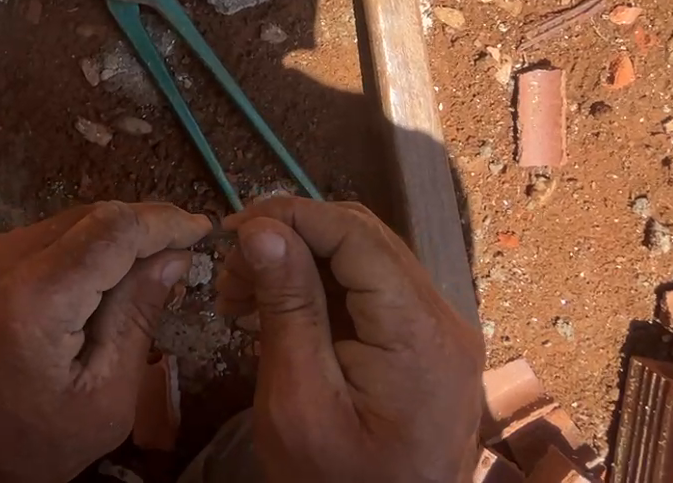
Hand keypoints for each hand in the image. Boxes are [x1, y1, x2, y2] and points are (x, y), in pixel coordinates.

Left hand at [0, 201, 209, 481]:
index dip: (163, 221)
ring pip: (70, 219)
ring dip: (115, 232)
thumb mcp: (103, 399)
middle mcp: (7, 256)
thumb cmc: (27, 442)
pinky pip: (47, 233)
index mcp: (37, 297)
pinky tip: (107, 271)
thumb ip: (137, 316)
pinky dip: (84, 243)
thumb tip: (173, 255)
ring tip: (153, 260)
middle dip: (144, 223)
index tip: (202, 228)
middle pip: (92, 215)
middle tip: (184, 244)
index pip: (113, 229)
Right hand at [217, 197, 482, 482]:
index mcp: (420, 334)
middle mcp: (442, 319)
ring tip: (240, 293)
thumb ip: (287, 306)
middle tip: (230, 269)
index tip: (231, 232)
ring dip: (296, 258)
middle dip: (287, 236)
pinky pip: (366, 286)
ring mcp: (436, 332)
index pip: (354, 233)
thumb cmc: (335, 482)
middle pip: (359, 236)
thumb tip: (261, 226)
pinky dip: (314, 284)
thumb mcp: (298, 399)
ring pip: (359, 254)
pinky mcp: (422, 344)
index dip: (289, 215)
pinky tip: (273, 307)